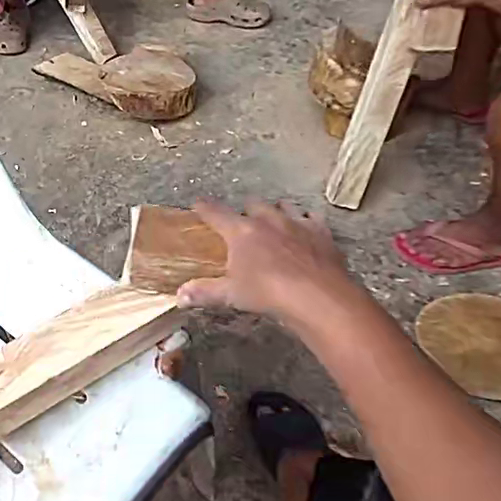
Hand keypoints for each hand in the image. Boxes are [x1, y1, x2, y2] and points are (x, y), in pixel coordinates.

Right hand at [177, 200, 362, 324]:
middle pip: (253, 205)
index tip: (199, 205)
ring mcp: (297, 223)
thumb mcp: (232, 295)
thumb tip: (179, 296)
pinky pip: (312, 218)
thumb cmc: (268, 293)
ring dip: (276, 211)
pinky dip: (307, 222)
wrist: (316, 295)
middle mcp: (269, 219)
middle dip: (246, 212)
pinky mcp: (321, 232)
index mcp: (242, 231)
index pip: (216, 213)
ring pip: (284, 206)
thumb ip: (205, 292)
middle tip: (243, 225)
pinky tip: (307, 228)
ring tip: (274, 220)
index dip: (205, 208)